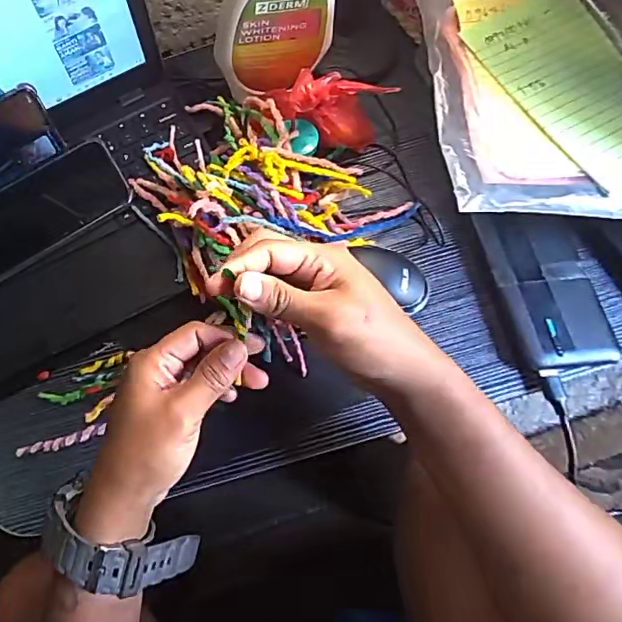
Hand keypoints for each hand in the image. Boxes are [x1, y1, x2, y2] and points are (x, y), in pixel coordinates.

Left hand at [76, 322, 267, 541]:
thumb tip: (238, 346)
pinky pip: (194, 383)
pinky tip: (230, 396)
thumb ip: (212, 376)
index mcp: (152, 361)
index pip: (194, 333)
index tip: (254, 348)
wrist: (125, 491)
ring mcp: (160, 385)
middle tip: (259, 371)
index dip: (226, 337)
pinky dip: (214, 386)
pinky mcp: (166, 402)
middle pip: (198, 348)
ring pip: (199, 365)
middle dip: (230, 356)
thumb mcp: (185, 411)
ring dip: (226, 372)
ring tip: (255, 384)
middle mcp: (154, 366)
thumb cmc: (148, 452)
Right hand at [208, 231, 442, 395]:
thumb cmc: (375, 342)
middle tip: (217, 295)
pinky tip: (250, 312)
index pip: (269, 248)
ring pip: (269, 271)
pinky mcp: (311, 301)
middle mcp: (315, 262)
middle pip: (265, 252)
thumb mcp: (326, 319)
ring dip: (247, 283)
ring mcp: (314, 281)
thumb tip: (240, 282)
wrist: (407, 373)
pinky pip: (277, 291)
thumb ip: (281, 299)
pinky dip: (259, 298)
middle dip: (239, 268)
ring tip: (228, 303)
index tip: (215, 287)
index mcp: (323, 256)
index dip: (239, 265)